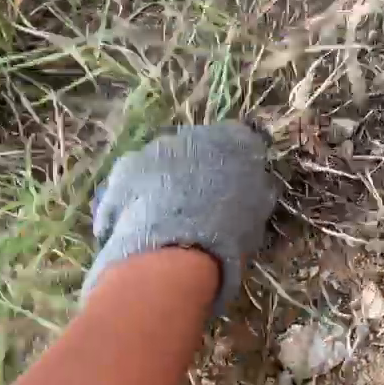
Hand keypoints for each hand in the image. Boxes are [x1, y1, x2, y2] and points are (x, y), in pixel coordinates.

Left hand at [84, 123, 277, 311]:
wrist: (177, 251)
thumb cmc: (230, 233)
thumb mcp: (257, 212)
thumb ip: (256, 191)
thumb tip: (258, 187)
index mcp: (236, 139)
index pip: (240, 140)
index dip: (235, 163)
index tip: (233, 186)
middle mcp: (196, 133)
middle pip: (198, 147)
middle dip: (197, 169)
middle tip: (197, 203)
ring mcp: (157, 147)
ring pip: (163, 160)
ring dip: (165, 180)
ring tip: (164, 218)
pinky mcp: (125, 166)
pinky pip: (132, 179)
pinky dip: (135, 195)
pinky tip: (138, 224)